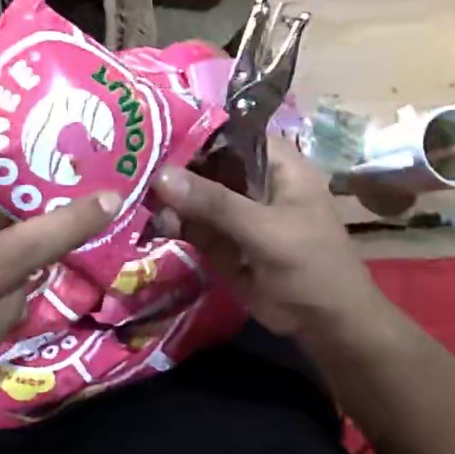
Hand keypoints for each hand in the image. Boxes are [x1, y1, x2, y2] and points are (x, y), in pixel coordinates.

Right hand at [153, 141, 384, 335]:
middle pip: (206, 163)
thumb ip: (214, 202)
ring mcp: (235, 212)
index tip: (153, 132)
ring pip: (194, 195)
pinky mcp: (222, 241)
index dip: (195, 130)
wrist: (325, 323)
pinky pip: (191, 225)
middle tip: (129, 164)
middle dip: (172, 165)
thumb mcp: (264, 229)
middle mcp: (253, 181)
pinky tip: (144, 220)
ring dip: (166, 196)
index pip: (231, 132)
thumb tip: (161, 176)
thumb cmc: (310, 265)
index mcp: (277, 164)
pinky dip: (170, 223)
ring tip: (131, 193)